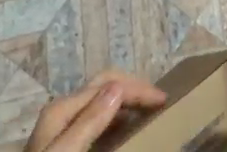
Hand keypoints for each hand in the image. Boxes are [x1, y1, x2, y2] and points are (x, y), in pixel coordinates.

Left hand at [26, 73, 166, 151]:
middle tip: (159, 101)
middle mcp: (62, 110)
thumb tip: (118, 88)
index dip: (138, 89)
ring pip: (100, 99)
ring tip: (147, 112)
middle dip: (133, 88)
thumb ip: (89, 122)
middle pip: (104, 85)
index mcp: (63, 108)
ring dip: (126, 100)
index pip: (109, 84)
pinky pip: (95, 118)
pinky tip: (124, 129)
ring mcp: (62, 125)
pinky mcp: (65, 140)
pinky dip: (115, 117)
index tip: (164, 101)